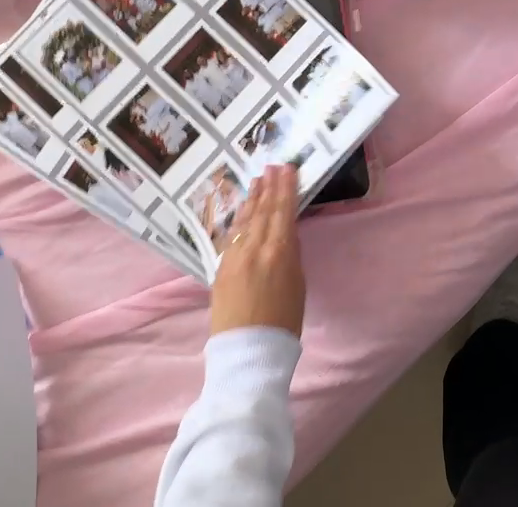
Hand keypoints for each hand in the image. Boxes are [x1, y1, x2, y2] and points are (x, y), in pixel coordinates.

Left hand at [211, 165, 305, 336]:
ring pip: (245, 220)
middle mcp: (254, 248)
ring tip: (257, 181)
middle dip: (269, 187)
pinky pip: (232, 235)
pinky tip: (243, 211)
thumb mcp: (298, 284)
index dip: (285, 188)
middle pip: (263, 211)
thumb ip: (291, 255)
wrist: (247, 352)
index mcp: (279, 252)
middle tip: (272, 166)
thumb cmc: (283, 322)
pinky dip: (240, 220)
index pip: (283, 211)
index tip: (287, 169)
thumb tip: (287, 234)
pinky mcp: (220, 268)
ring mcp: (233, 257)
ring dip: (252, 199)